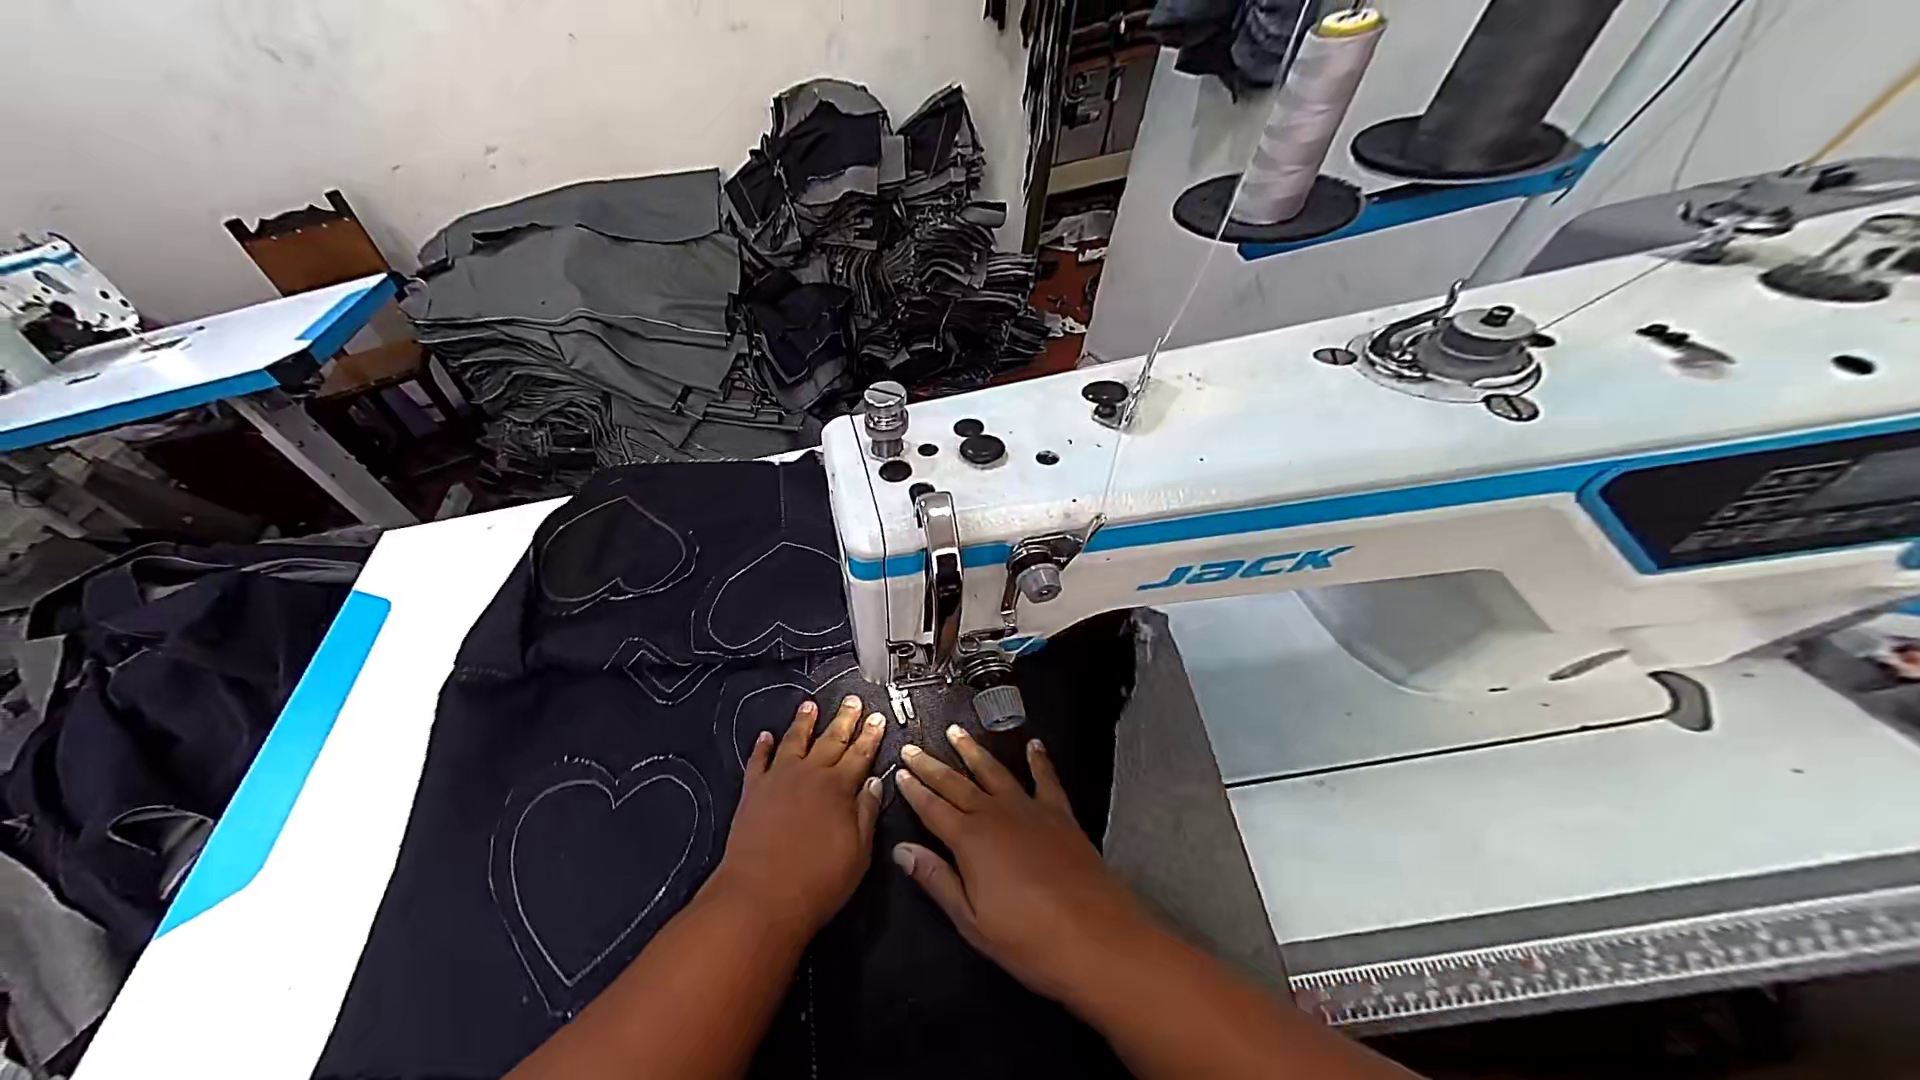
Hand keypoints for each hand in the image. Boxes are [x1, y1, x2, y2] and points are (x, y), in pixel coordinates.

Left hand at [711, 696, 886, 936]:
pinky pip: (758, 761)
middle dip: (845, 719)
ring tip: (810, 705)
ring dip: (804, 722)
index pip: (861, 754)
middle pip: (831, 739)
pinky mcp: (752, 792)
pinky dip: (762, 746)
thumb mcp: (859, 851)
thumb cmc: (818, 880)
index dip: (871, 735)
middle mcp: (810, 774)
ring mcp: (778, 779)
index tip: (877, 718)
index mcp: (839, 787)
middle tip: (853, 701)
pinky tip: (765, 735)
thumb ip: (867, 812)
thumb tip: (875, 782)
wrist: (760, 897)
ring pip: (795, 741)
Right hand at [892, 726, 1155, 1002]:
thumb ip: (936, 879)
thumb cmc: (1029, 939)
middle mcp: (997, 815)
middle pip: (957, 783)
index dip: (914, 790)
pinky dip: (1039, 760)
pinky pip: (1046, 778)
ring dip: (973, 751)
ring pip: (994, 771)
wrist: (1096, 936)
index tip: (900, 772)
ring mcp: (1030, 810)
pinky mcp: (1060, 814)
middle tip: (914, 748)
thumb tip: (902, 850)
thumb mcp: (971, 920)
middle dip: (932, 765)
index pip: (933, 808)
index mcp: (971, 840)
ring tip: (956, 732)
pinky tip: (1033, 745)